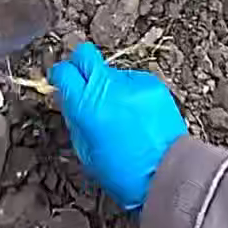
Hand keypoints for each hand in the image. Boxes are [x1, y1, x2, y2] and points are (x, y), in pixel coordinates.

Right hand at [50, 42, 187, 209]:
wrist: (167, 171)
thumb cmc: (125, 173)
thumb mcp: (87, 152)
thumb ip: (75, 120)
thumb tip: (68, 98)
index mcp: (88, 107)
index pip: (64, 72)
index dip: (61, 75)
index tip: (62, 80)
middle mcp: (110, 87)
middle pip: (86, 54)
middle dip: (81, 64)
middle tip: (83, 81)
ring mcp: (133, 82)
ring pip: (111, 72)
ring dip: (110, 86)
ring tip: (120, 113)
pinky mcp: (152, 82)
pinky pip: (133, 81)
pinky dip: (130, 92)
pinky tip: (136, 114)